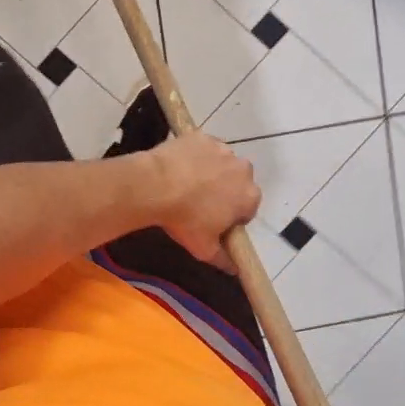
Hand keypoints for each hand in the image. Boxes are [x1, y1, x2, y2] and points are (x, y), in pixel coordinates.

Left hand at [145, 132, 260, 271]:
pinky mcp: (203, 136)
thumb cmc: (184, 219)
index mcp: (249, 196)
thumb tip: (235, 269)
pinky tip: (180, 166)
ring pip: (221, 163)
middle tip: (199, 202)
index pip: (246, 209)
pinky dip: (195, 155)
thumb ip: (225, 260)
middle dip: (224, 191)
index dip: (231, 216)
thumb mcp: (204, 248)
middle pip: (237, 183)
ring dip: (211, 172)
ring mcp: (223, 149)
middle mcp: (243, 169)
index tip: (213, 220)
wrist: (155, 185)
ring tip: (186, 183)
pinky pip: (203, 148)